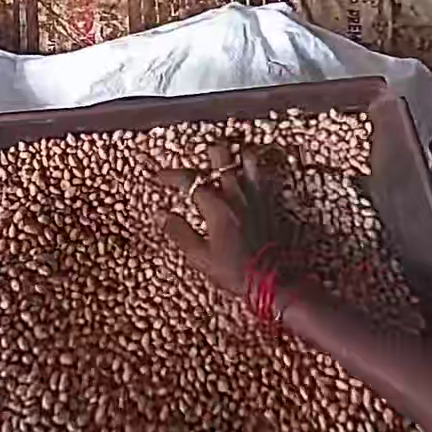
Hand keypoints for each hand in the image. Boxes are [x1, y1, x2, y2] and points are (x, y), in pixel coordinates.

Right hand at [154, 141, 362, 348]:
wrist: (273, 280)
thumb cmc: (234, 270)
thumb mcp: (200, 256)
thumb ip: (179, 231)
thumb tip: (160, 214)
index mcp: (215, 206)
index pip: (188, 179)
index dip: (170, 175)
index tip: (157, 177)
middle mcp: (236, 194)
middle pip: (221, 156)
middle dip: (206, 151)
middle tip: (197, 155)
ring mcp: (255, 195)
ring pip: (246, 159)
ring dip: (234, 154)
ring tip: (225, 156)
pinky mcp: (269, 202)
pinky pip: (262, 174)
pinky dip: (252, 167)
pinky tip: (247, 172)